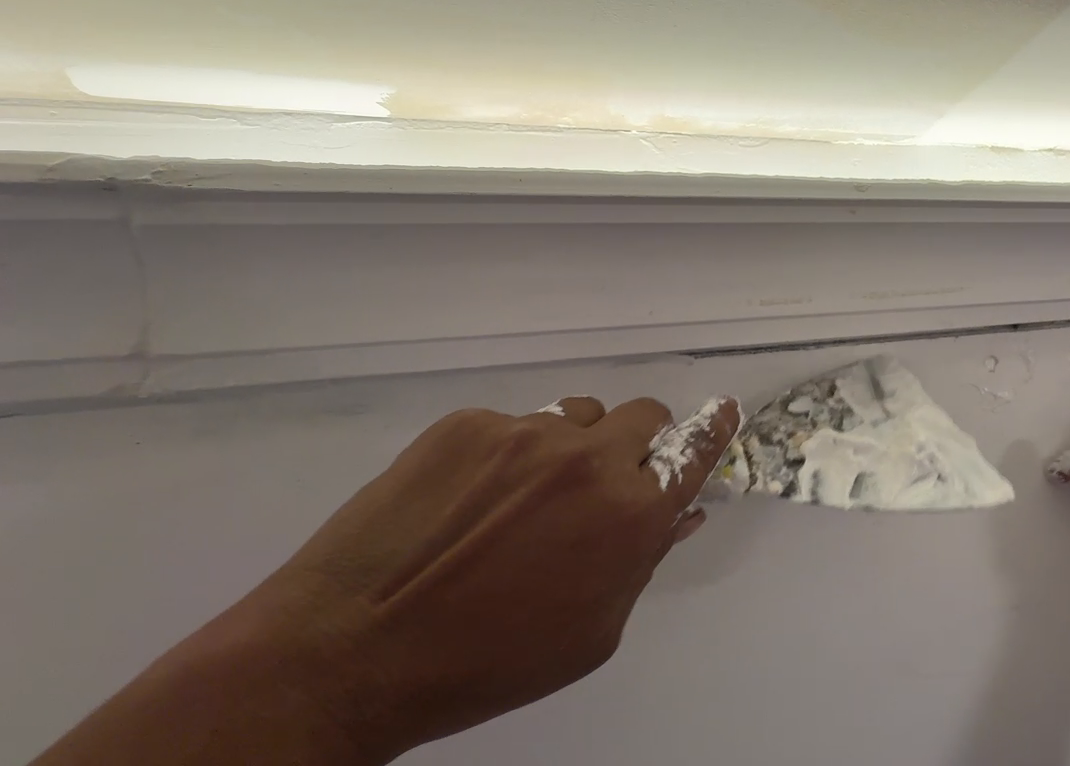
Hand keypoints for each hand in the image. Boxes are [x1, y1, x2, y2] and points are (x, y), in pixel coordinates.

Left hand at [169, 394, 739, 762]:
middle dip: (636, 445)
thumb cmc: (487, 662)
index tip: (722, 412)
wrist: (342, 655)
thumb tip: (680, 513)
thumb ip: (644, 560)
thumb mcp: (592, 632)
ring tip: (526, 497)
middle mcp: (591, 459)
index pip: (695, 449)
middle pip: (644, 416)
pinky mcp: (466, 425)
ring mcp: (526, 433)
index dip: (713, 428)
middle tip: (601, 485)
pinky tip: (466, 503)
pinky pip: (512, 425)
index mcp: (633, 514)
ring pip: (579, 416)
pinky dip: (508, 455)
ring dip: (574, 446)